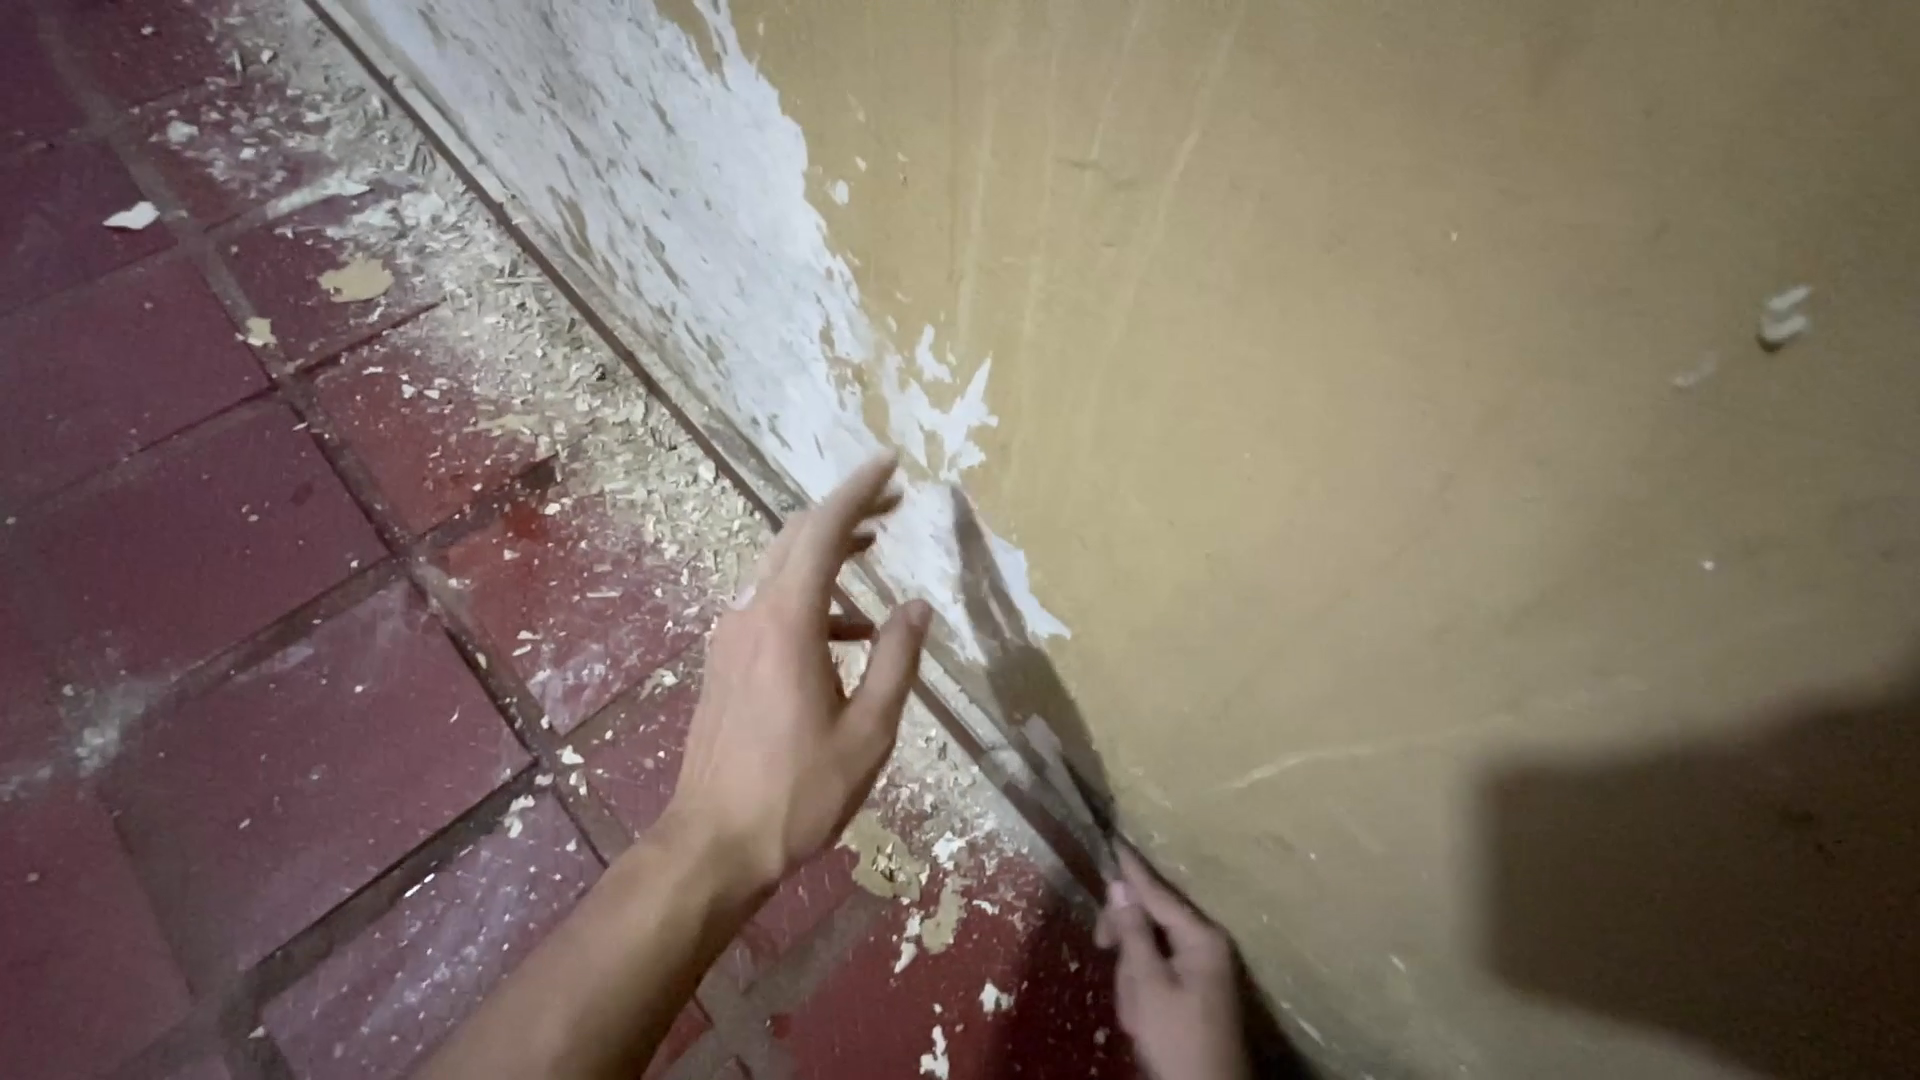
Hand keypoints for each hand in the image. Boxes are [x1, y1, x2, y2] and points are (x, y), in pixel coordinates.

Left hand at [662, 453, 932, 893]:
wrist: (713, 842)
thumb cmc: (799, 791)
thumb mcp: (869, 731)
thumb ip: (897, 660)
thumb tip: (917, 606)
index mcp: (788, 622)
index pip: (823, 531)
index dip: (858, 490)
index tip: (891, 464)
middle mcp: (751, 613)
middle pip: (796, 536)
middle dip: (845, 510)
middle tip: (893, 502)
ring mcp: (731, 635)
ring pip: (780, 566)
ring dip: (827, 550)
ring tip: (875, 551)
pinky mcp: (726, 660)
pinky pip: (770, 603)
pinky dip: (812, 596)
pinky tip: (848, 631)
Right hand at [1097, 846, 1251, 1079]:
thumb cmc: (1177, 1039)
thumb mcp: (1147, 984)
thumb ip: (1132, 931)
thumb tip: (1119, 886)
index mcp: (1200, 937)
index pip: (1157, 892)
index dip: (1131, 869)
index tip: (1114, 839)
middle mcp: (1205, 943)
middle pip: (1151, 921)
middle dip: (1126, 943)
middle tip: (1101, 947)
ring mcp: (1203, 967)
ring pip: (1149, 950)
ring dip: (1133, 976)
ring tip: (1134, 1011)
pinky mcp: (1195, 989)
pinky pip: (1158, 973)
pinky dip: (1142, 989)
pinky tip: (1141, 1017)